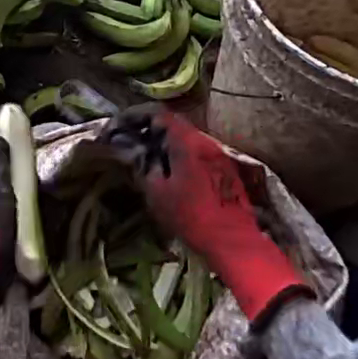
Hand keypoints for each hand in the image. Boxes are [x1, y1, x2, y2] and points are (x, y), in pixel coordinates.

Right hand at [101, 105, 308, 323]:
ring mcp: (219, 155)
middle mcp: (206, 142)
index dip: (137, 116)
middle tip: (132, 141)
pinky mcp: (226, 170)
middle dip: (151, 130)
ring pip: (187, 140)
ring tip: (149, 157)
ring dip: (166, 144)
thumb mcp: (156, 192)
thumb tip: (136, 153)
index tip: (122, 125)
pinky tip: (170, 171)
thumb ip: (144, 166)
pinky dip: (180, 155)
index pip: (160, 114)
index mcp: (188, 143)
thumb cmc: (191, 216)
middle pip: (175, 125)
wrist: (235, 244)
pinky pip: (198, 153)